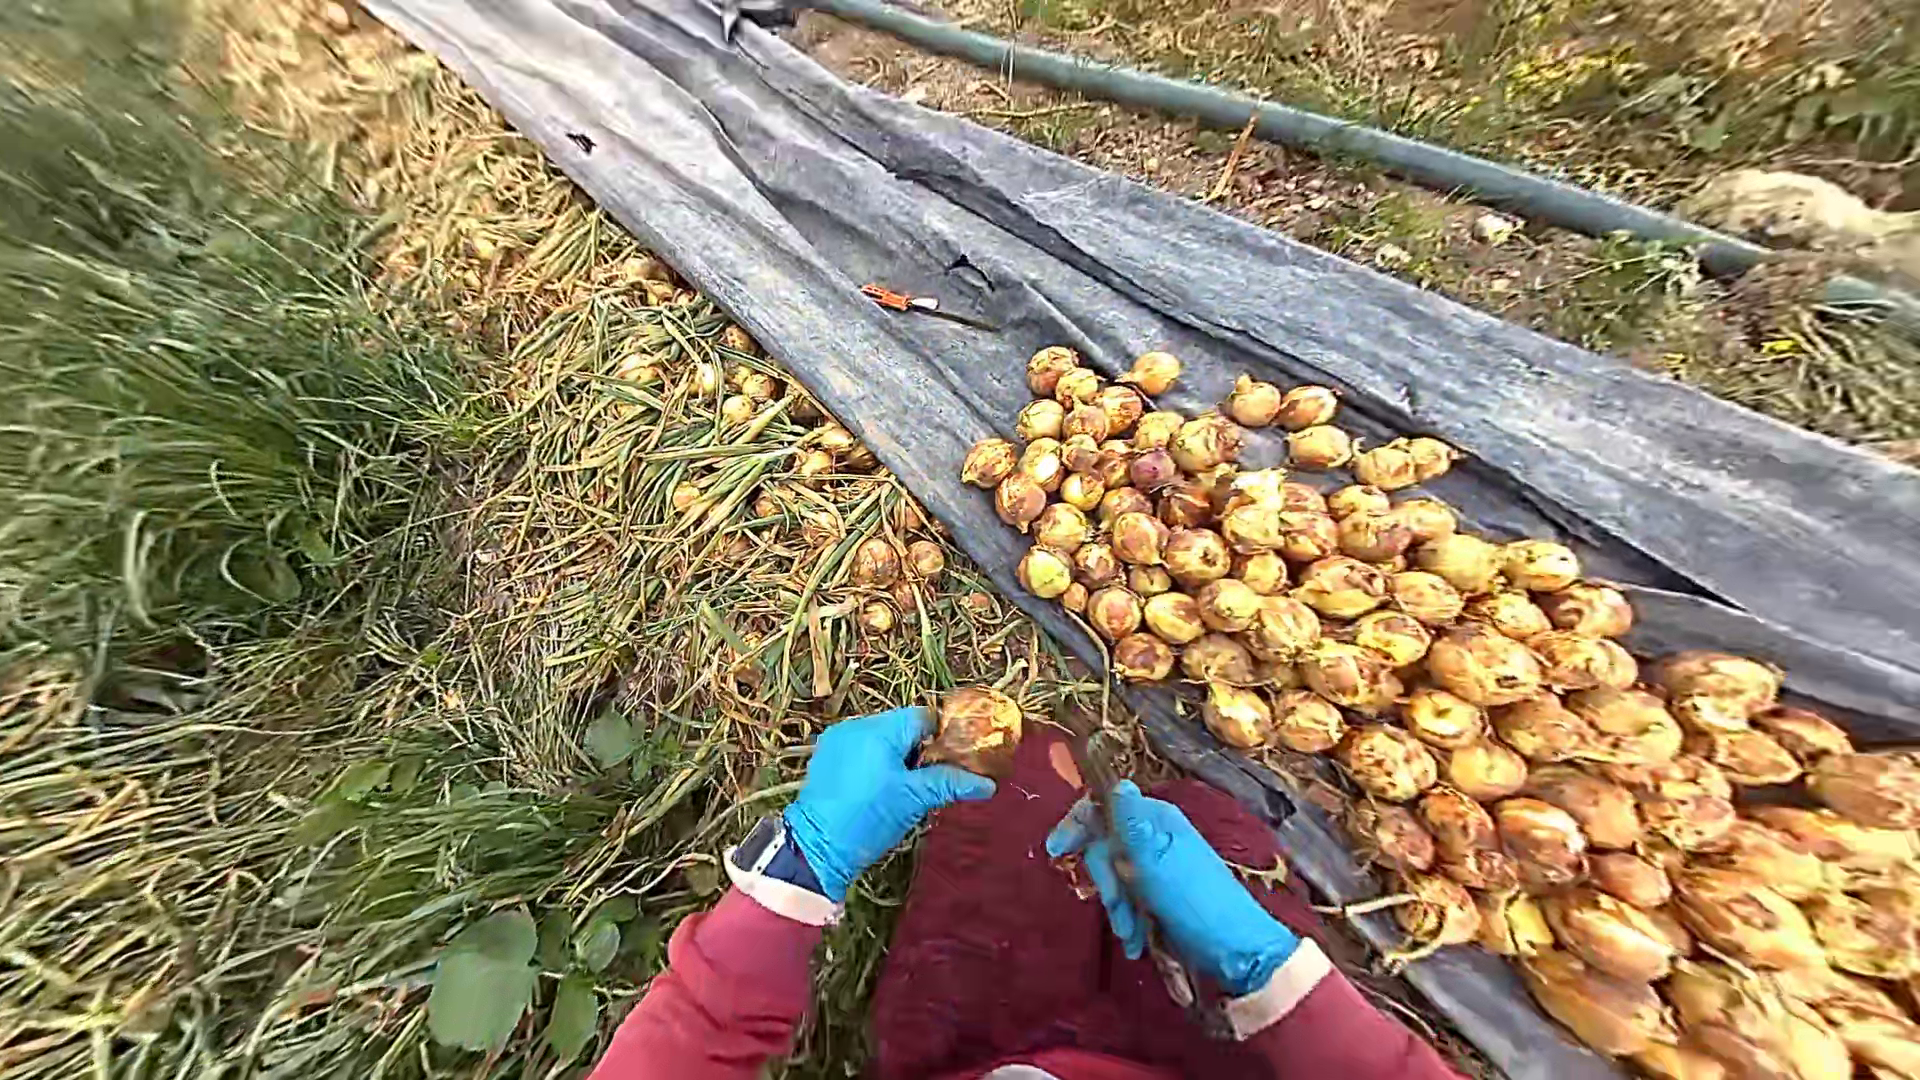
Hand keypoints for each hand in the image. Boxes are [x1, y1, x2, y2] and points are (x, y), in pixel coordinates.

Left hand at [784, 706, 997, 900]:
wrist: (815, 850)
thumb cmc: (869, 818)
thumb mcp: (914, 800)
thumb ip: (949, 783)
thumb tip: (987, 784)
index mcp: (880, 728)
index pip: (923, 716)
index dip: (941, 736)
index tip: (949, 761)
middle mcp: (857, 724)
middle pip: (902, 725)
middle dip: (918, 749)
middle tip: (927, 779)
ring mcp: (839, 738)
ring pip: (882, 737)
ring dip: (896, 755)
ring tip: (901, 788)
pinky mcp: (826, 755)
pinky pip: (861, 747)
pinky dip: (874, 761)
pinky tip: (877, 788)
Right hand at [1046, 781, 1298, 995]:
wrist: (1239, 953)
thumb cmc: (1194, 900)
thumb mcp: (1155, 861)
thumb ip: (1130, 823)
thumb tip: (1117, 782)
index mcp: (1154, 818)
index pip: (1103, 805)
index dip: (1077, 824)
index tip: (1055, 850)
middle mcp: (1153, 834)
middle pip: (1105, 844)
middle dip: (1104, 879)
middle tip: (1113, 905)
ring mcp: (1157, 863)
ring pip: (1115, 875)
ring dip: (1117, 905)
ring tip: (1129, 932)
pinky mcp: (1160, 891)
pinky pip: (1130, 897)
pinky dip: (1129, 917)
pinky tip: (1137, 940)